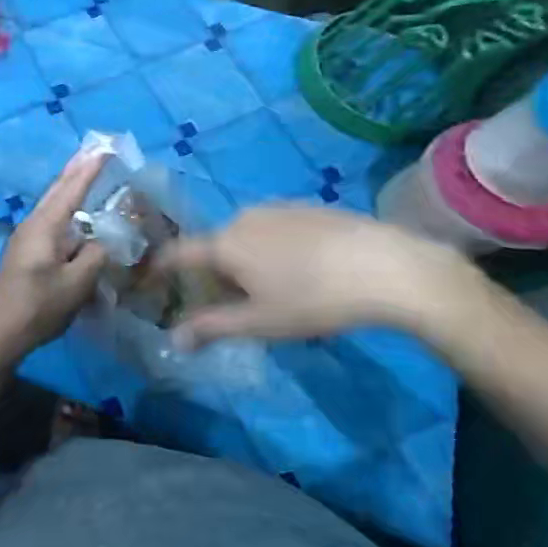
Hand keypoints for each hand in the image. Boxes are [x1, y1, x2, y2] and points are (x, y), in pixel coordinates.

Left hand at [0, 148, 111, 360]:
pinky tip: (78, 218)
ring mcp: (26, 239)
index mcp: (43, 227)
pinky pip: (51, 223)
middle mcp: (32, 226)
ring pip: (52, 207)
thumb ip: (96, 256)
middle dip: (77, 171)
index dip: (89, 169)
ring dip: (70, 190)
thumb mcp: (77, 284)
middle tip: (96, 151)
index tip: (105, 148)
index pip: (70, 189)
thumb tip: (106, 240)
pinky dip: (67, 212)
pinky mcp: (26, 254)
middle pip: (57, 192)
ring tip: (88, 175)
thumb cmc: (37, 307)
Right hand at [153, 205, 486, 347]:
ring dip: (244, 259)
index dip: (160, 268)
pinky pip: (273, 228)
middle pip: (212, 246)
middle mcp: (240, 218)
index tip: (152, 283)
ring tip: (272, 288)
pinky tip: (303, 270)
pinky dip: (273, 247)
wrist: (395, 269)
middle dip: (212, 272)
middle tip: (230, 302)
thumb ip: (211, 328)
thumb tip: (173, 340)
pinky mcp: (308, 207)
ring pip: (244, 236)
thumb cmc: (316, 300)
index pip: (175, 253)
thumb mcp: (261, 322)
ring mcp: (276, 208)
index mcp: (223, 244)